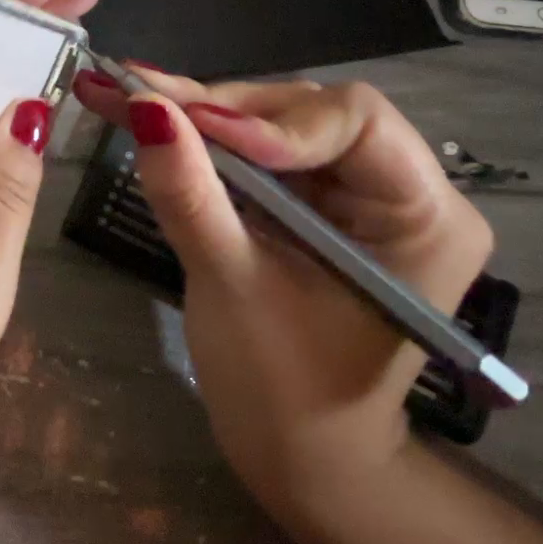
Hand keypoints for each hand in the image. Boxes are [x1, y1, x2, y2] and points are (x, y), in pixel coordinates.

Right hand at [72, 67, 492, 519]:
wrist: (293, 449)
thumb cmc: (281, 386)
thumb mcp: (230, 284)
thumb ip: (190, 194)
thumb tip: (144, 109)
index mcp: (424, 215)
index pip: (355, 123)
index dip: (270, 118)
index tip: (193, 127)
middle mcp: (397, 190)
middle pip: (305, 111)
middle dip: (218, 107)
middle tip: (133, 93)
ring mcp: (348, 194)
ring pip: (268, 123)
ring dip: (194, 112)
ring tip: (119, 94)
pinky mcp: (305, 203)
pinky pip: (249, 153)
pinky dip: (194, 137)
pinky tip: (140, 113)